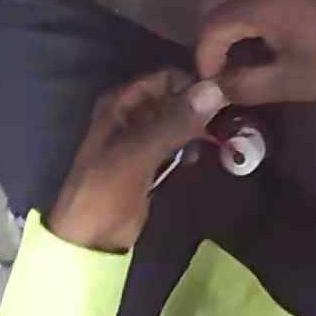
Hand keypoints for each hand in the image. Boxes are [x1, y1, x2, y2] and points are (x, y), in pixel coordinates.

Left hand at [47, 69, 227, 252]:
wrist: (91, 239)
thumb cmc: (105, 189)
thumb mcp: (138, 152)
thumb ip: (175, 121)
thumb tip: (214, 91)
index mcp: (120, 103)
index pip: (164, 77)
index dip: (191, 84)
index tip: (219, 99)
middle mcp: (132, 113)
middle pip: (174, 97)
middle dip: (198, 106)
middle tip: (225, 120)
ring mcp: (143, 138)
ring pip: (178, 120)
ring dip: (197, 126)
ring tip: (220, 135)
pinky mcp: (153, 161)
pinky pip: (177, 143)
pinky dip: (190, 146)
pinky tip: (203, 152)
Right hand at [194, 0, 315, 103]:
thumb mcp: (296, 81)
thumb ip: (245, 85)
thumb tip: (212, 90)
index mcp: (263, 2)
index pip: (211, 26)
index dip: (204, 57)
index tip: (212, 82)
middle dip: (210, 31)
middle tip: (220, 64)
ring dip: (229, 14)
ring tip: (241, 50)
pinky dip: (251, 1)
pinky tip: (269, 29)